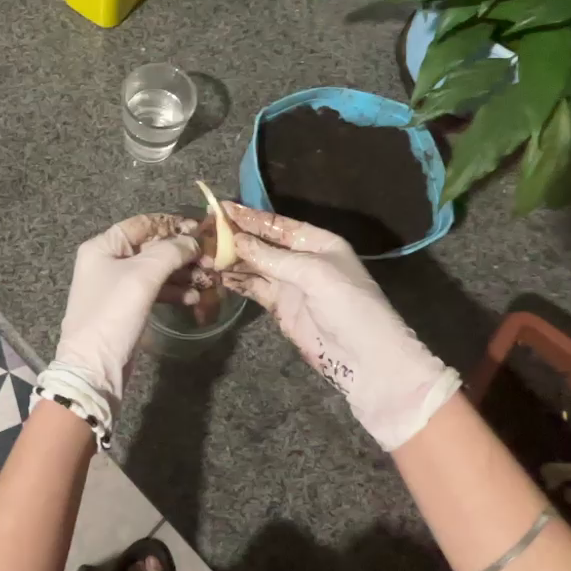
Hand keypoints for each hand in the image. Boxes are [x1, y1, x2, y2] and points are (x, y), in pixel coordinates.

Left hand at [51, 214, 199, 408]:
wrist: (94, 368)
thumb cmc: (113, 313)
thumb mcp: (142, 276)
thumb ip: (170, 252)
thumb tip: (192, 241)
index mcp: (102, 246)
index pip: (142, 224)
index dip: (171, 224)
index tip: (200, 230)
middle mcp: (107, 261)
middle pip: (151, 247)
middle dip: (181, 253)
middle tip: (209, 260)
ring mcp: (116, 286)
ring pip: (155, 271)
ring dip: (181, 273)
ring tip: (207, 279)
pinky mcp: (127, 308)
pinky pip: (154, 291)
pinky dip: (173, 292)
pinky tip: (194, 297)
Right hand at [219, 202, 459, 449]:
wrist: (368, 362)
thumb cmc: (349, 307)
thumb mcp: (313, 274)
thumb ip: (272, 256)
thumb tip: (235, 239)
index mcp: (317, 242)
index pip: (276, 223)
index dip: (249, 216)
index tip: (219, 207)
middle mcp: (302, 259)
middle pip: (262, 242)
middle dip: (235, 235)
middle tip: (204, 228)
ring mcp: (289, 284)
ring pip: (253, 264)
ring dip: (230, 258)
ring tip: (202, 251)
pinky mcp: (280, 307)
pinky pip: (253, 287)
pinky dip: (235, 280)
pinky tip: (215, 274)